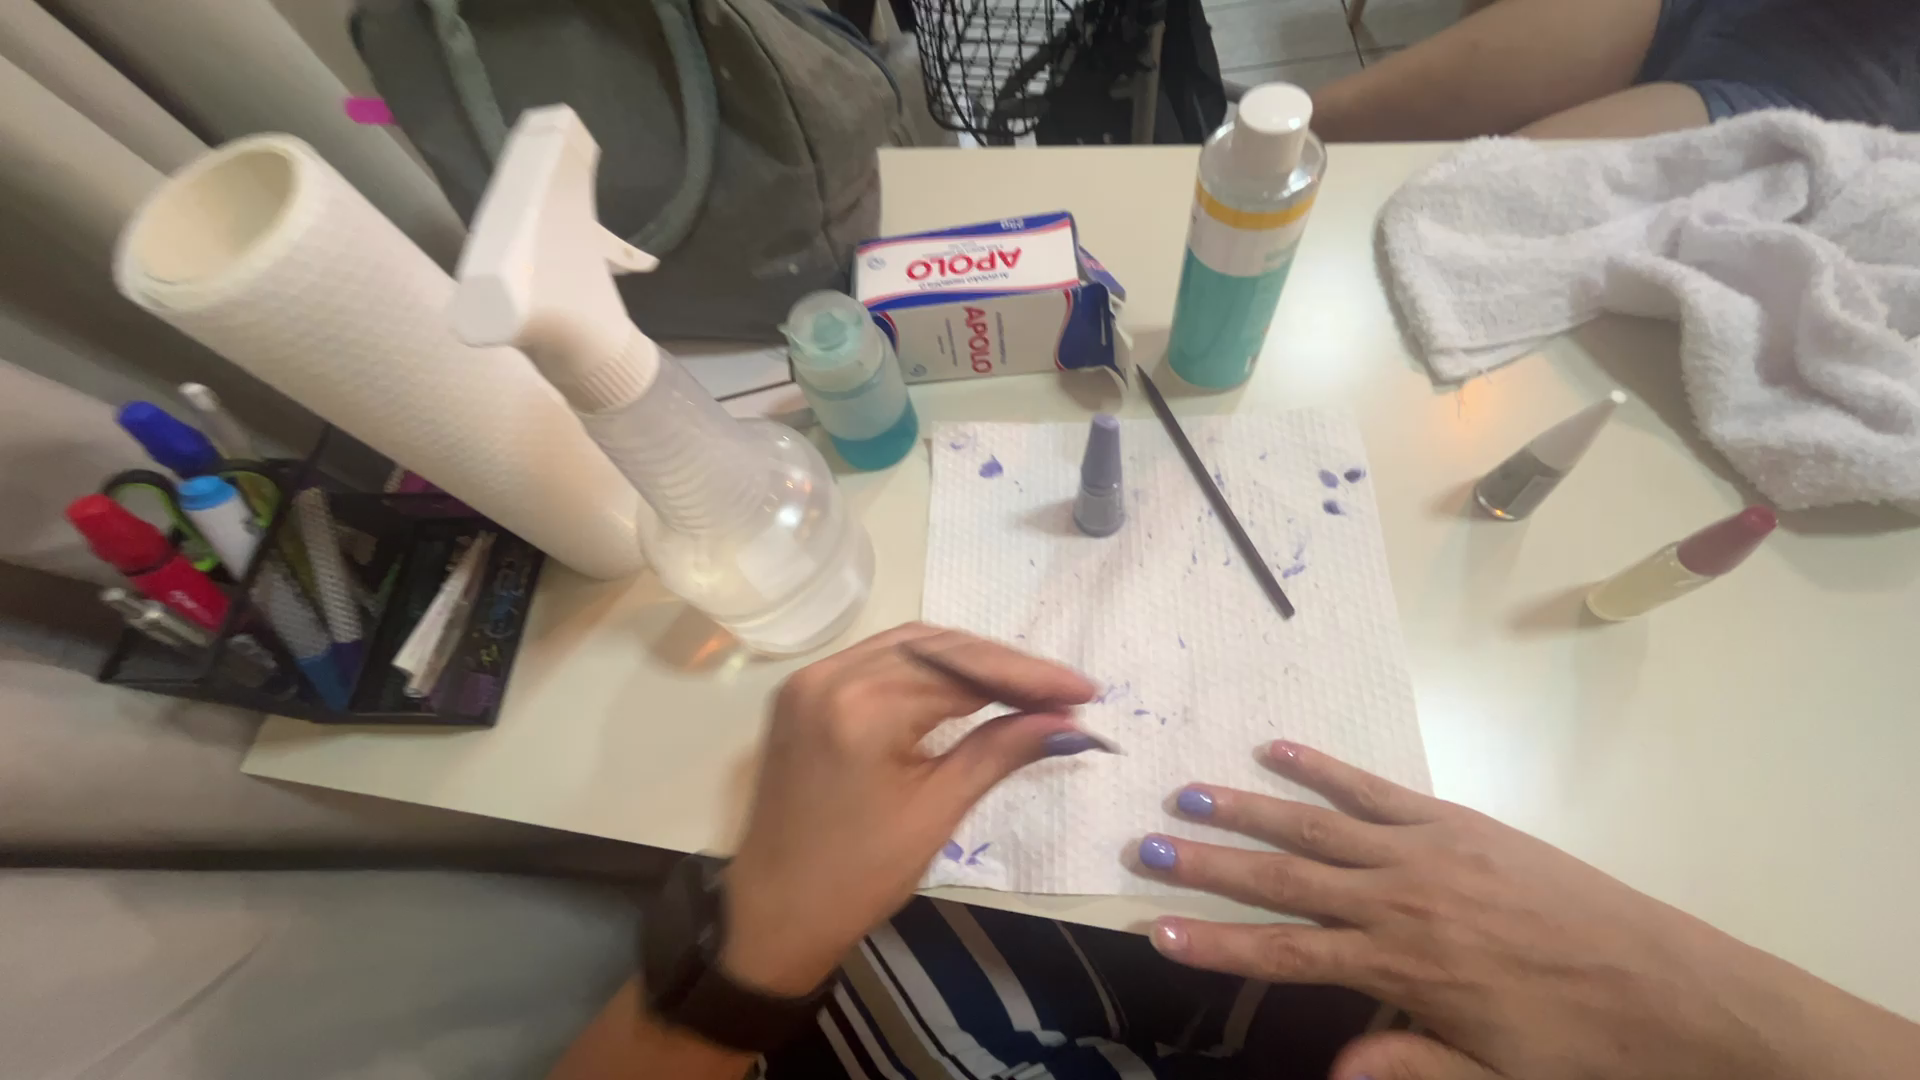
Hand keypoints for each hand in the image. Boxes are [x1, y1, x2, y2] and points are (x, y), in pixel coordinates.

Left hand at [721, 623, 1098, 994]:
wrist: (772, 917)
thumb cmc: (858, 878)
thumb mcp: (937, 811)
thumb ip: (1002, 750)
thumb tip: (1071, 723)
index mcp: (862, 709)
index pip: (962, 672)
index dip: (1029, 677)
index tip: (1084, 690)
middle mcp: (831, 674)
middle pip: (938, 647)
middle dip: (1005, 665)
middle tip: (1061, 689)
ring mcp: (811, 676)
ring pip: (910, 645)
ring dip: (969, 660)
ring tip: (1025, 685)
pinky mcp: (805, 687)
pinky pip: (879, 659)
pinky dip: (928, 666)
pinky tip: (966, 683)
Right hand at [1135, 742, 1919, 1079]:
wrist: (1686, 992)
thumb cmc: (1586, 1047)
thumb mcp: (1499, 1077)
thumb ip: (1410, 1063)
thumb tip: (1331, 1070)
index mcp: (1401, 965)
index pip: (1285, 953)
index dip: (1216, 943)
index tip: (1156, 928)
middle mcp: (1395, 898)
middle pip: (1281, 877)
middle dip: (1208, 864)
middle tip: (1148, 844)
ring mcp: (1418, 849)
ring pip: (1312, 823)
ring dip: (1246, 808)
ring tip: (1190, 792)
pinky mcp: (1448, 818)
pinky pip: (1369, 787)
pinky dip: (1318, 766)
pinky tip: (1276, 748)